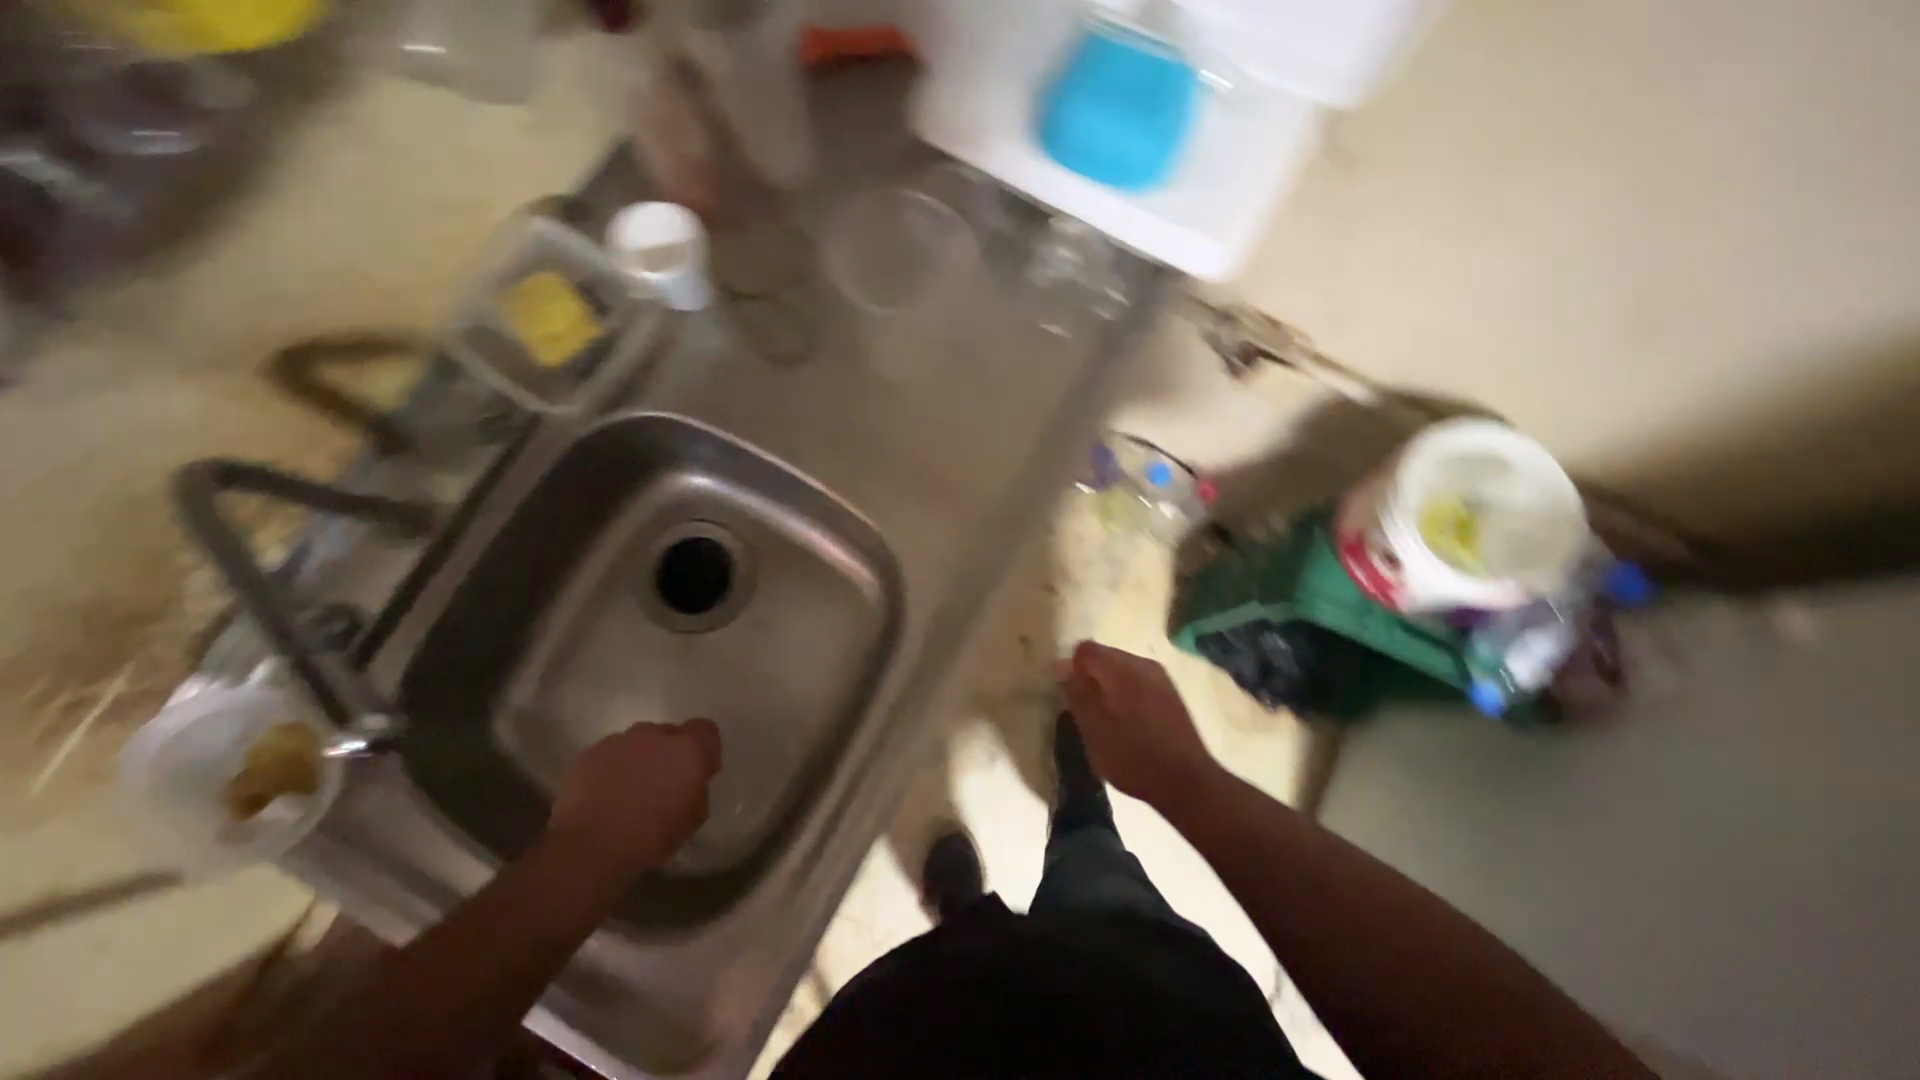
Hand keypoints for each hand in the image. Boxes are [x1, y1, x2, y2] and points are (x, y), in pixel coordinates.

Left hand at [547, 719, 722, 871]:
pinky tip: (604, 796)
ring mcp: (618, 741)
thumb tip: (689, 780)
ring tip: (629, 791)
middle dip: (669, 753)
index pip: (706, 730)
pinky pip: (608, 755)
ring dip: (639, 759)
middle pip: (668, 734)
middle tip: (662, 783)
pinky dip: (611, 769)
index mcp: (687, 749)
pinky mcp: (588, 754)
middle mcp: (654, 736)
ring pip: (636, 743)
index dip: (704, 749)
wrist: (591, 847)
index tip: (700, 771)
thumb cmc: (652, 836)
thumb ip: (697, 787)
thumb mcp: (694, 818)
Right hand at [1059, 642, 1223, 814]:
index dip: (1070, 669)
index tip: (1067, 696)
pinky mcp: (1171, 695)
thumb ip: (1077, 692)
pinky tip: (1125, 724)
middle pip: (1105, 657)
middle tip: (1082, 711)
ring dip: (1107, 688)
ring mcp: (1161, 678)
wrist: (1186, 782)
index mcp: (1122, 668)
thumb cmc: (1133, 756)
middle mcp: (1144, 664)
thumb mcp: (1094, 728)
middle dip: (1089, 678)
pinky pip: (1138, 683)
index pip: (1085, 650)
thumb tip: (1063, 666)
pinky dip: (1125, 696)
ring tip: (1103, 720)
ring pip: (1122, 671)